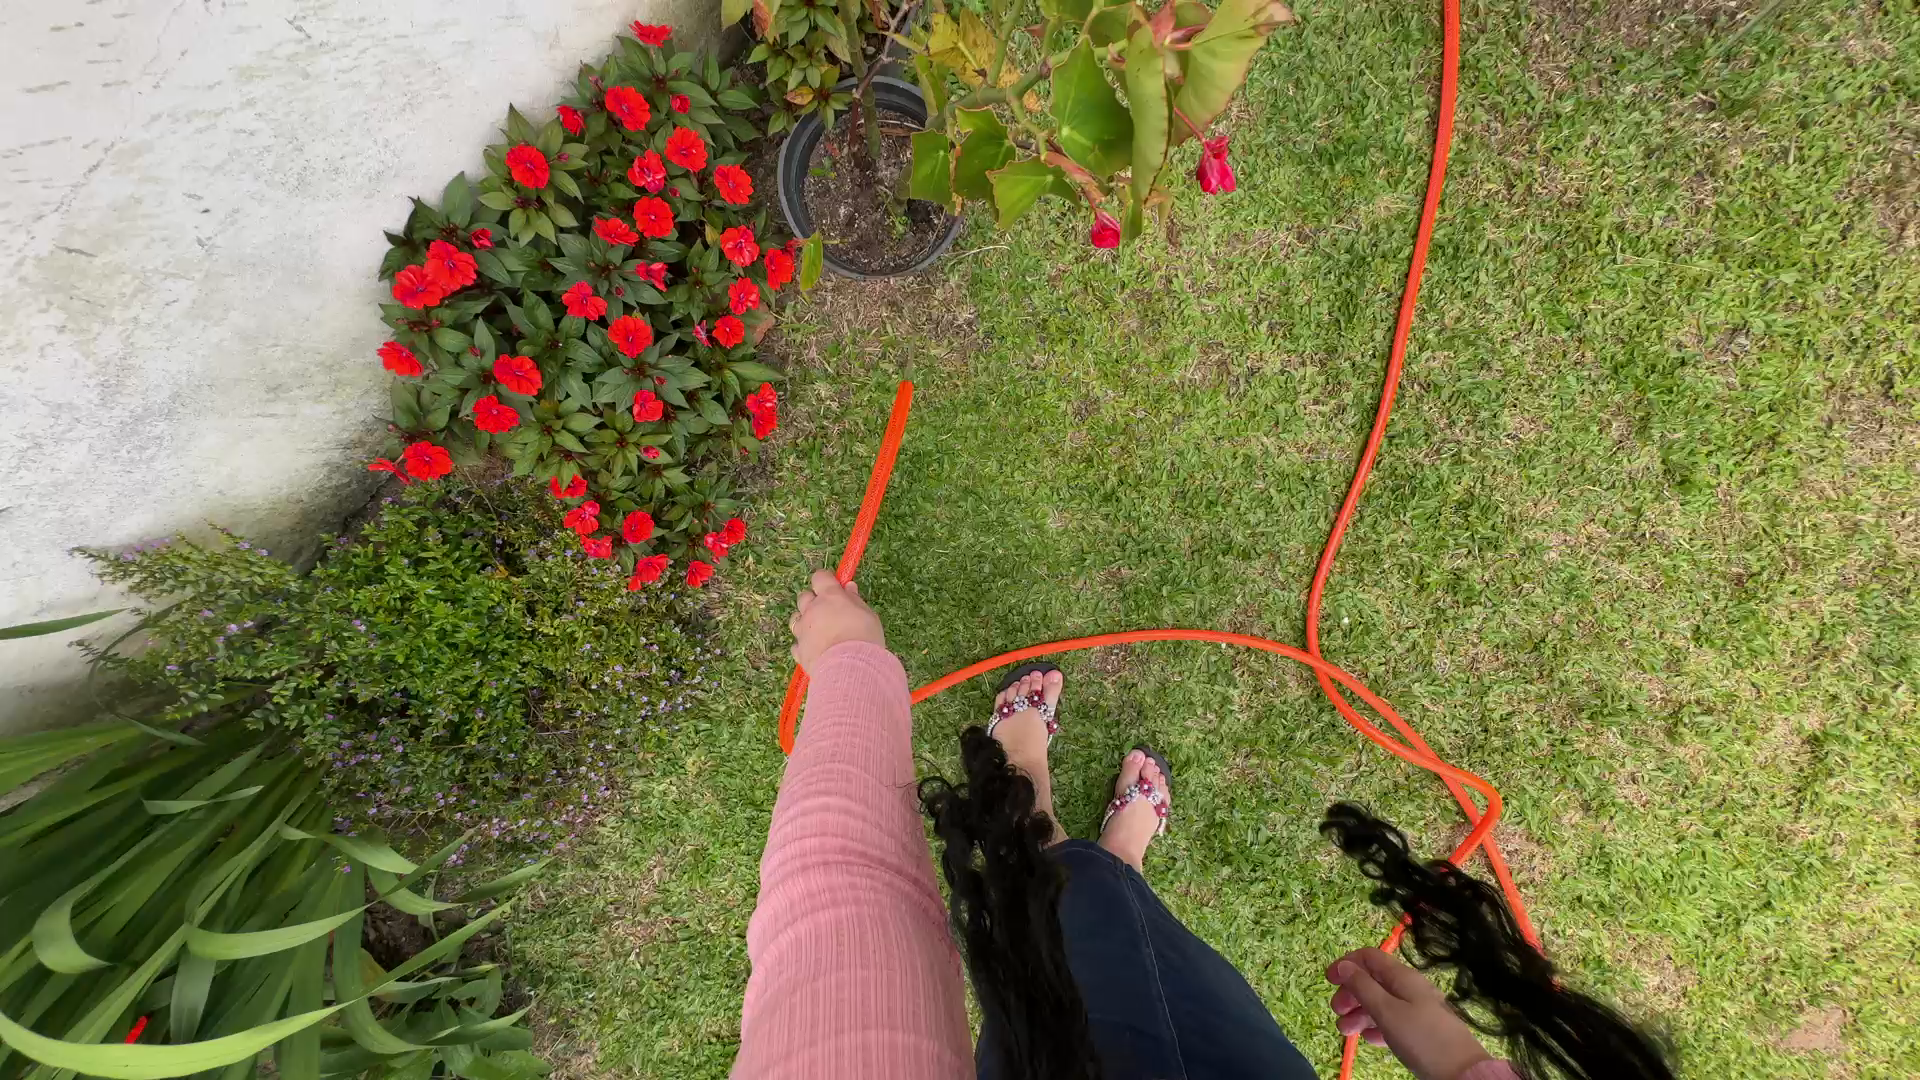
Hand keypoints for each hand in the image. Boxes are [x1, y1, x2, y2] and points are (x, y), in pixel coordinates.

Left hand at [789, 569, 884, 671]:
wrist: (850, 668)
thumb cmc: (864, 636)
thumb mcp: (867, 614)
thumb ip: (855, 600)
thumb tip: (848, 587)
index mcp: (829, 597)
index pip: (820, 577)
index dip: (826, 580)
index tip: (834, 586)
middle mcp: (812, 610)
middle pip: (804, 596)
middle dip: (813, 599)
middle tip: (828, 609)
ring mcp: (802, 631)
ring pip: (795, 619)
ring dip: (804, 620)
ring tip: (818, 629)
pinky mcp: (799, 651)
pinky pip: (797, 643)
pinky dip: (804, 644)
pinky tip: (815, 649)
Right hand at [1327, 947, 1492, 1079]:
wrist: (1466, 1077)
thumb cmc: (1422, 1038)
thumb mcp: (1386, 1010)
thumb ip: (1362, 986)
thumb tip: (1343, 965)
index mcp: (1402, 977)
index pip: (1369, 957)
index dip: (1346, 964)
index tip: (1329, 980)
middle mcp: (1411, 989)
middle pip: (1373, 981)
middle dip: (1351, 993)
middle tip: (1336, 1011)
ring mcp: (1419, 1011)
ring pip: (1382, 1003)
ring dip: (1360, 1013)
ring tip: (1345, 1031)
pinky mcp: (1425, 1033)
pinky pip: (1395, 1022)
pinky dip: (1378, 1027)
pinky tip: (1370, 1040)